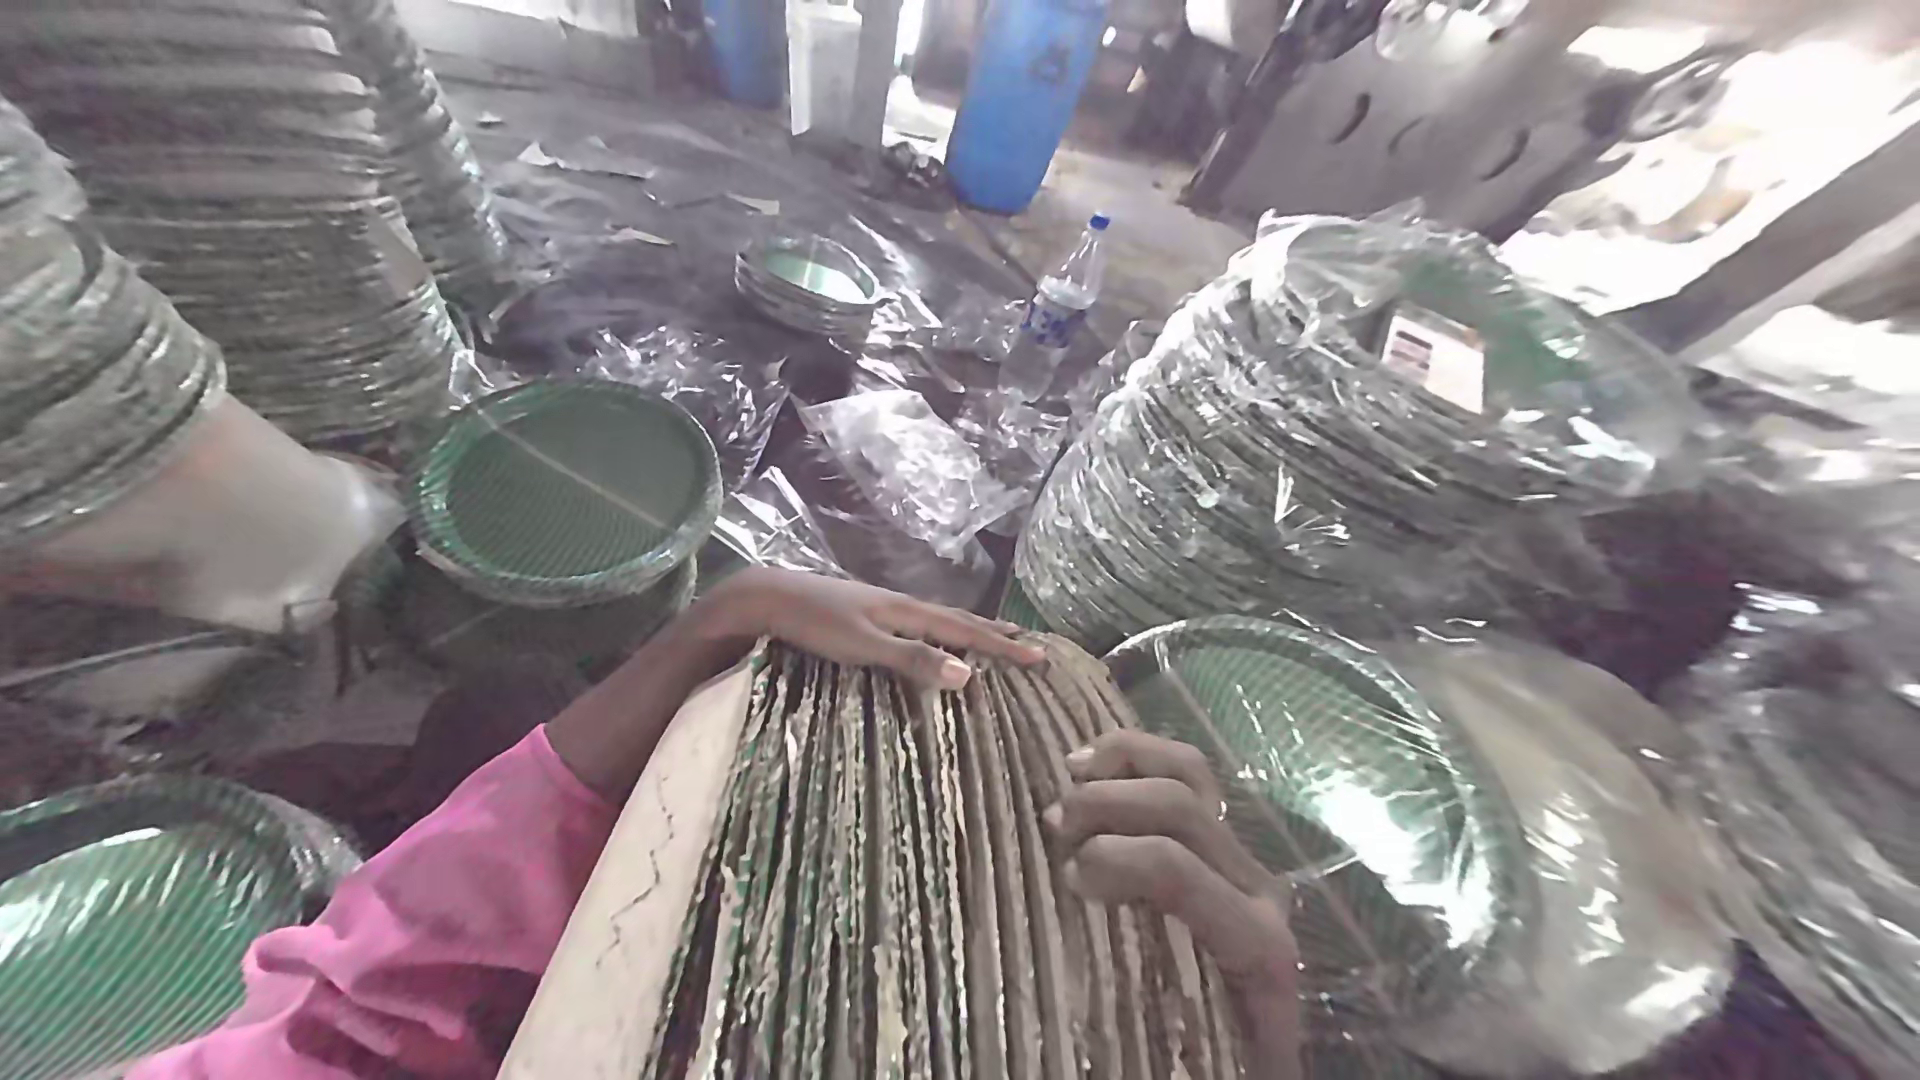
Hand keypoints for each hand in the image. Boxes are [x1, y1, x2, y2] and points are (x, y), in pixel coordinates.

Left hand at [697, 567, 1045, 687]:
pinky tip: (938, 636)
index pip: (966, 630)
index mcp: (909, 612)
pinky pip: (923, 622)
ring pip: (942, 618)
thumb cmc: (816, 623)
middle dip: (996, 632)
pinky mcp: (872, 613)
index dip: (1003, 645)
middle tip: (1030, 642)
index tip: (1039, 656)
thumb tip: (967, 674)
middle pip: (960, 618)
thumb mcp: (864, 645)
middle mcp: (905, 605)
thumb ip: (912, 658)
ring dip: (973, 628)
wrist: (772, 596)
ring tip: (996, 635)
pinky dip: (945, 630)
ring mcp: (887, 607)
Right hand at [1045, 730, 1301, 1077]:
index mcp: (1255, 945)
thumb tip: (1063, 970)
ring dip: (1119, 762)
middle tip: (1055, 827)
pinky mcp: (1222, 833)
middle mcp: (1256, 884)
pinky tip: (1093, 761)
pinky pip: (1184, 771)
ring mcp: (1240, 851)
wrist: (1267, 1048)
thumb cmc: (1223, 1056)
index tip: (1067, 879)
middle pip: (1178, 807)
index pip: (1178, 869)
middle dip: (1104, 805)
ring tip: (1070, 775)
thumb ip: (1142, 1014)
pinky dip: (1135, 753)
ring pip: (1187, 770)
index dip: (1113, 859)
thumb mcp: (1194, 1052)